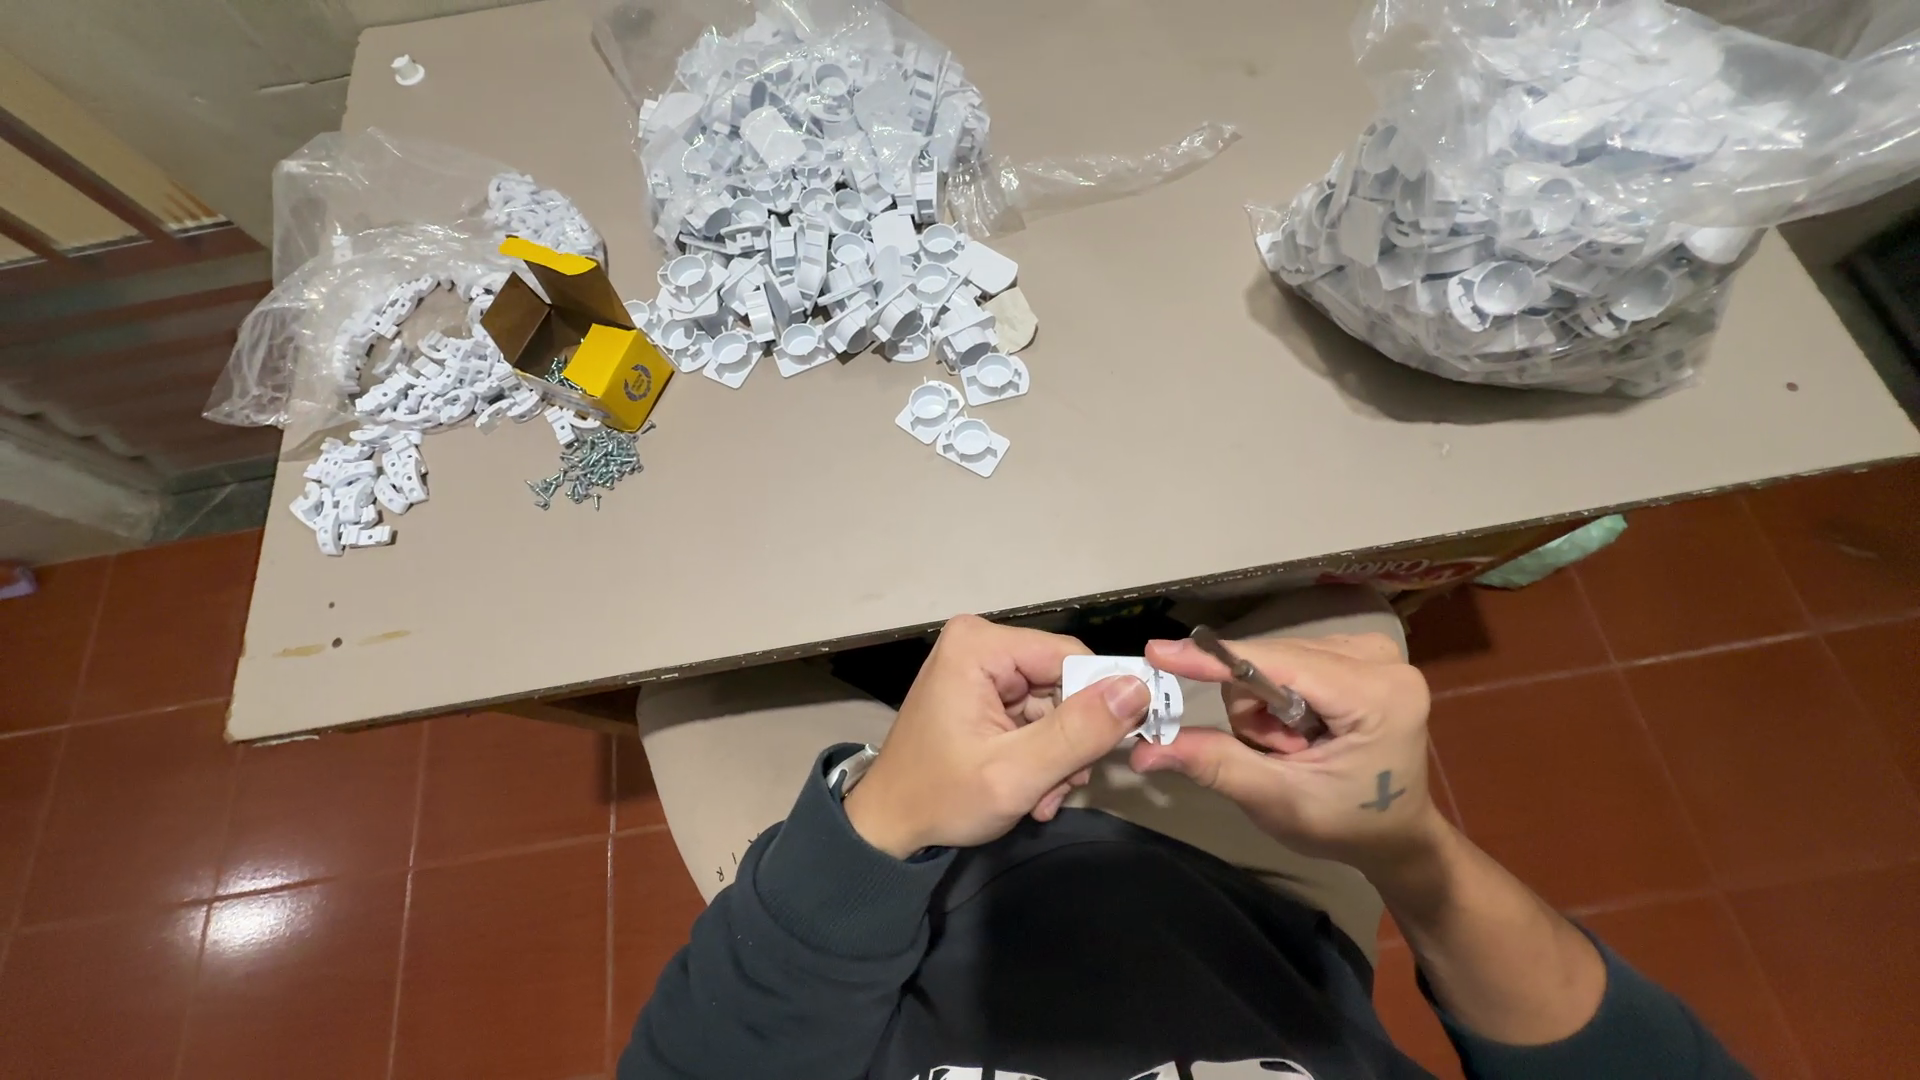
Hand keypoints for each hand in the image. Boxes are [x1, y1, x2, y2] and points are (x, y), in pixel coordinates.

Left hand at [844, 615, 1151, 857]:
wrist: (888, 827)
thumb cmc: (939, 798)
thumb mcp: (1015, 773)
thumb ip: (1078, 731)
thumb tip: (1138, 688)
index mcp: (979, 645)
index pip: (1070, 657)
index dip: (1098, 703)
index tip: (1103, 753)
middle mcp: (980, 644)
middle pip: (1063, 681)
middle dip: (1070, 740)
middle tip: (1062, 786)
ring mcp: (981, 669)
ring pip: (1055, 704)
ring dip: (1057, 755)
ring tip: (1040, 796)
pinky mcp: (983, 692)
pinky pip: (1035, 716)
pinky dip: (1040, 754)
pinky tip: (1029, 788)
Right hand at [1132, 632, 1441, 873]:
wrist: (1397, 835)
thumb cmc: (1347, 825)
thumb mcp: (1279, 802)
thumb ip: (1215, 764)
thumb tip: (1146, 748)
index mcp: (1377, 696)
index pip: (1276, 663)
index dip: (1213, 659)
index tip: (1157, 652)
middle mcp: (1380, 660)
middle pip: (1271, 657)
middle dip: (1251, 705)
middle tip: (1271, 752)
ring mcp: (1372, 651)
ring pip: (1273, 656)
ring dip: (1261, 703)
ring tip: (1289, 748)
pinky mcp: (1359, 652)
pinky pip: (1286, 657)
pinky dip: (1274, 693)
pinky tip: (1297, 727)